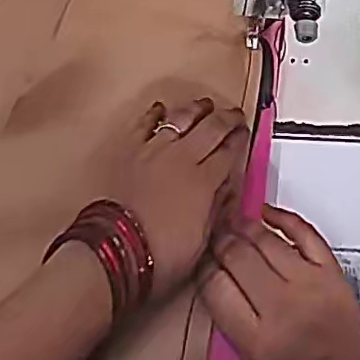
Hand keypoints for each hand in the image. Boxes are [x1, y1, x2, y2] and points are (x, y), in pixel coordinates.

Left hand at [121, 99, 248, 295]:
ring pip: (182, 119)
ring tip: (205, 105)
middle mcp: (182, 158)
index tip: (244, 134)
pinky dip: (154, 114)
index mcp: (203, 181)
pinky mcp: (131, 150)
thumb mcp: (200, 242)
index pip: (228, 152)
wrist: (115, 249)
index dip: (239, 141)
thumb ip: (216, 210)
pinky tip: (161, 109)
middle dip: (227, 118)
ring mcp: (155, 150)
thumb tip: (226, 191)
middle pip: (211, 128)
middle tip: (235, 114)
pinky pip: (145, 124)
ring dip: (196, 109)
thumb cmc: (159, 255)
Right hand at [199, 206, 359, 359]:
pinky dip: (283, 218)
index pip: (216, 286)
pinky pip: (305, 232)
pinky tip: (265, 213)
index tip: (198, 262)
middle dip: (220, 242)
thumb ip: (230, 328)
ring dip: (245, 226)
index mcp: (259, 343)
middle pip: (239, 256)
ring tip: (231, 222)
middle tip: (211, 236)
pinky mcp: (334, 275)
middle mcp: (286, 309)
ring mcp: (314, 287)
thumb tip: (215, 278)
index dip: (203, 268)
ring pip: (268, 239)